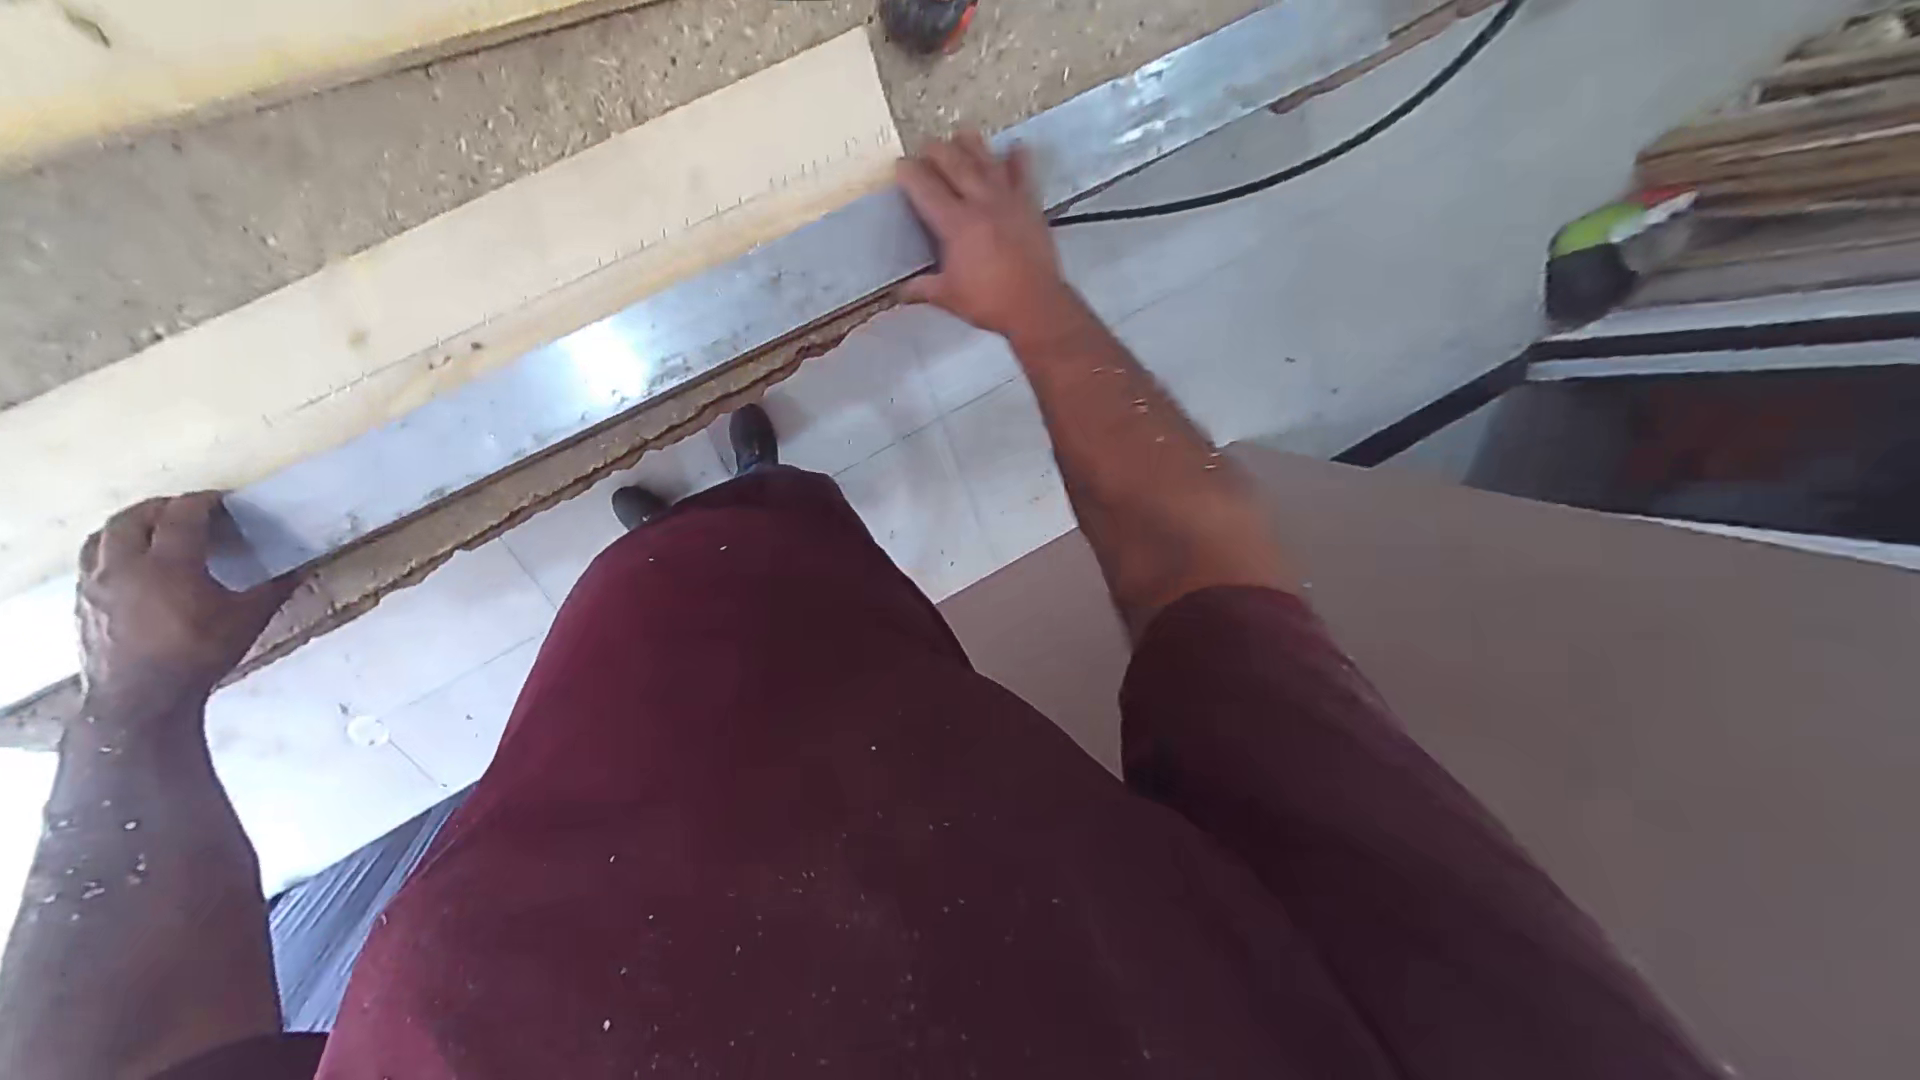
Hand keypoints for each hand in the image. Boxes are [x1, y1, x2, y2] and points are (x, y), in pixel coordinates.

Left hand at [77, 493, 296, 726]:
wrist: (143, 693)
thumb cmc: (202, 651)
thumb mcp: (250, 617)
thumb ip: (274, 588)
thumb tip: (302, 569)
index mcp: (168, 565)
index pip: (181, 517)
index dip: (202, 502)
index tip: (221, 499)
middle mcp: (124, 566)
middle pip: (131, 518)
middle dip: (161, 507)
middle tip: (188, 508)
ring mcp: (96, 583)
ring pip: (102, 536)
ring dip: (130, 524)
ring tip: (156, 527)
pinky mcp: (83, 600)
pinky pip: (92, 559)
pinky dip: (114, 547)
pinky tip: (136, 561)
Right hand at [895, 132, 1083, 344]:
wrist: (1035, 305)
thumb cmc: (990, 302)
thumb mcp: (948, 297)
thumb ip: (922, 288)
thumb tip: (901, 292)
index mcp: (955, 224)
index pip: (925, 188)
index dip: (909, 174)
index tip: (900, 166)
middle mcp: (980, 202)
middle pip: (954, 162)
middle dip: (936, 150)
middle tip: (925, 146)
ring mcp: (1007, 200)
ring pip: (986, 159)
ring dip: (971, 144)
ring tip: (961, 136)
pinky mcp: (1029, 205)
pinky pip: (1023, 173)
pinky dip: (1017, 158)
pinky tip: (1014, 148)